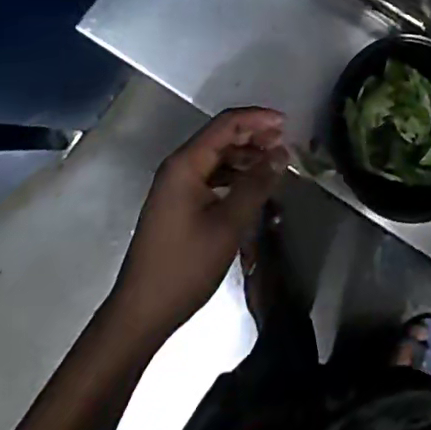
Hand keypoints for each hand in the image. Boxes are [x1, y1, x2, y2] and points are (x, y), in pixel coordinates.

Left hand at [110, 107, 288, 337]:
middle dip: (254, 136)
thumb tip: (280, 153)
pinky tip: (253, 187)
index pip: (225, 124)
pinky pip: (210, 176)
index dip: (257, 119)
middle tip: (285, 144)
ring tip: (275, 165)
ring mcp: (176, 186)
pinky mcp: (178, 204)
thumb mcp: (229, 224)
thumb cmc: (186, 265)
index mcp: (185, 164)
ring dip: (246, 157)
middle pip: (220, 137)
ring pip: (216, 158)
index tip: (287, 123)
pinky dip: (234, 176)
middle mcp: (178, 167)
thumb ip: (256, 184)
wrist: (143, 310)